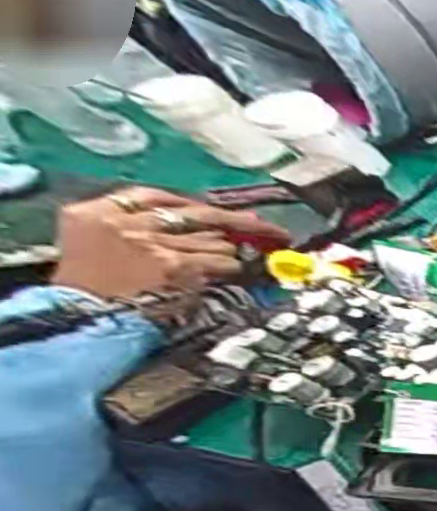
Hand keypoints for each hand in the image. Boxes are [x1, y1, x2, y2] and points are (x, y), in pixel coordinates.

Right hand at [50, 187, 290, 299]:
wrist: (90, 314)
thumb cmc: (99, 284)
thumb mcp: (99, 242)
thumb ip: (143, 226)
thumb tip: (210, 224)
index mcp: (96, 213)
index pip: (151, 196)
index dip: (194, 203)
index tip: (224, 210)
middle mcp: (125, 223)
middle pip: (197, 213)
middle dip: (240, 221)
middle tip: (272, 229)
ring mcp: (152, 243)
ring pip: (217, 241)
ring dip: (227, 255)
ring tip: (213, 268)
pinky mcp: (177, 265)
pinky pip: (224, 262)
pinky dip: (231, 269)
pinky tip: (221, 276)